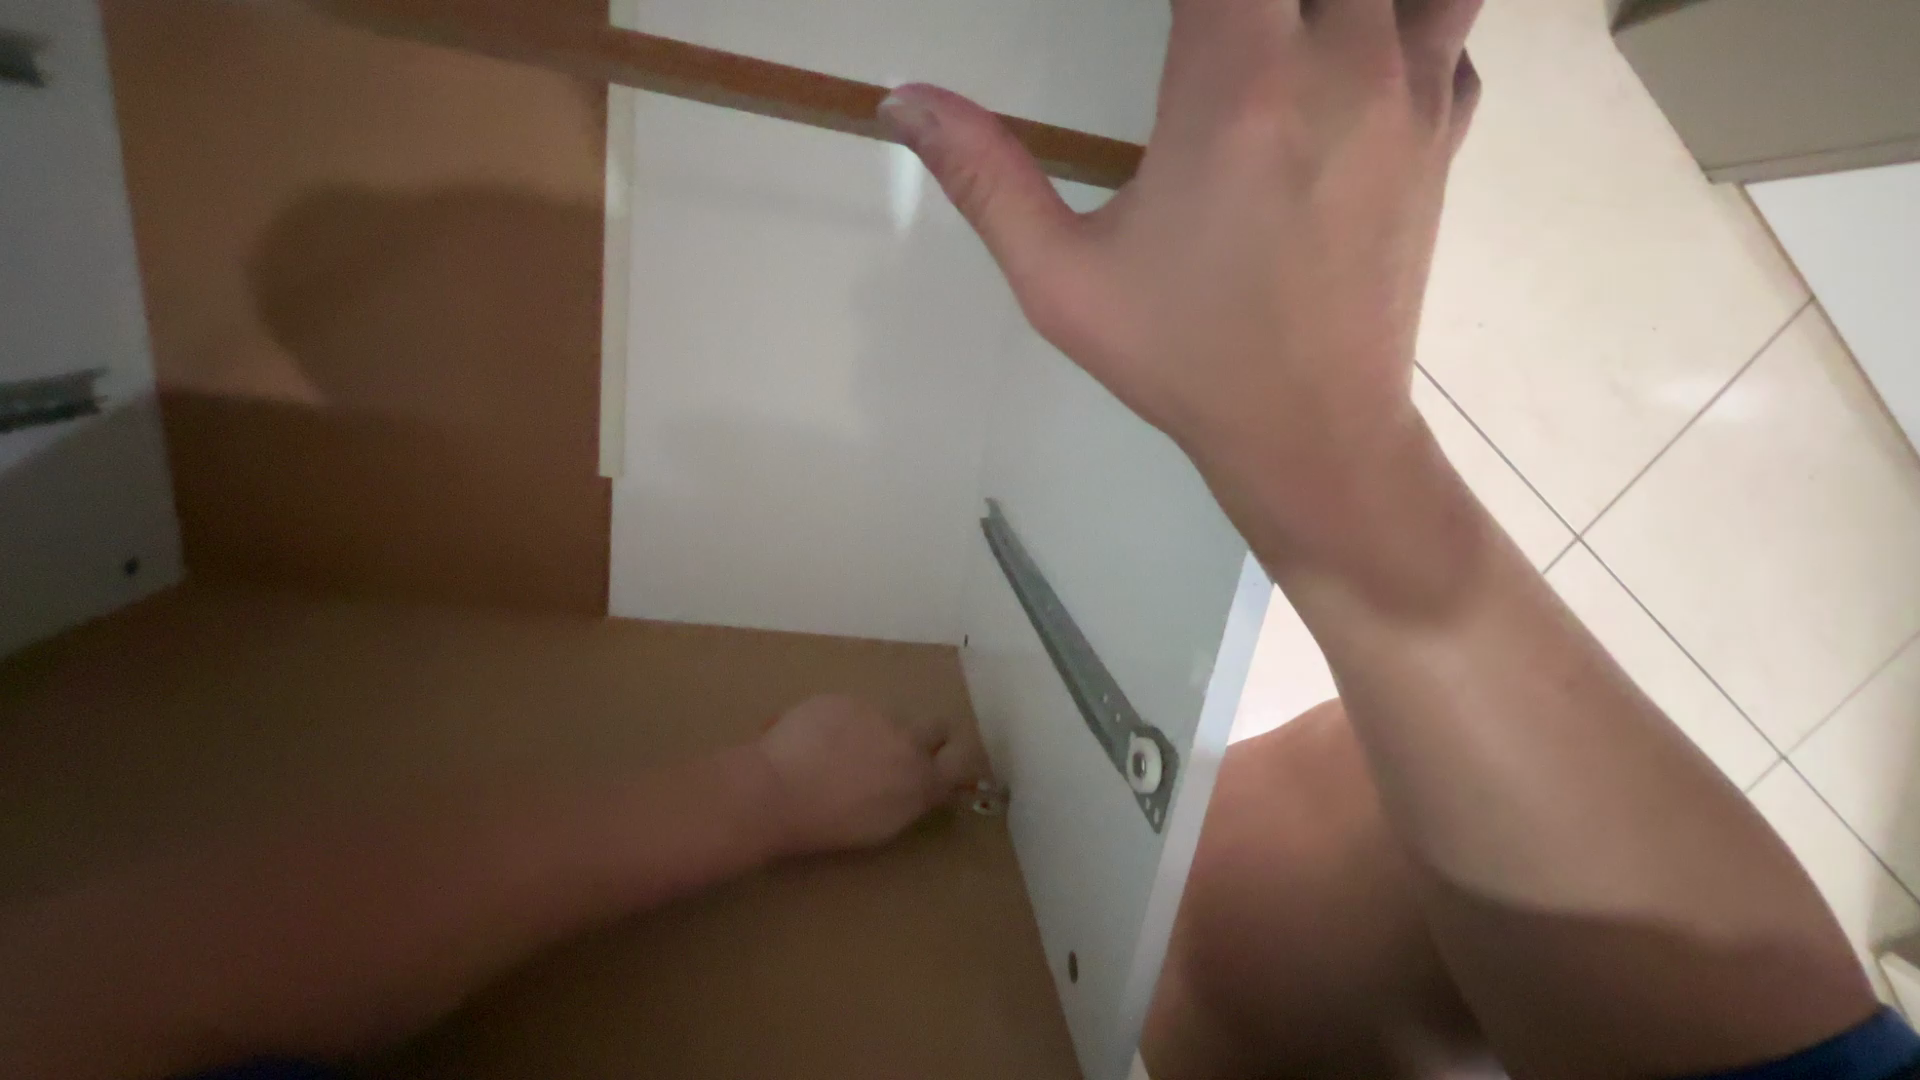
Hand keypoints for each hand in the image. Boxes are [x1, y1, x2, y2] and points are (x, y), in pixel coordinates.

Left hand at [755, 695, 981, 855]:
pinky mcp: (848, 699)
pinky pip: (852, 709)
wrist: (778, 791)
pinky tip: (813, 740)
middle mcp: (909, 743)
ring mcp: (879, 715)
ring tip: (838, 752)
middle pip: (938, 726)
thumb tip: (914, 786)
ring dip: (875, 730)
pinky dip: (840, 722)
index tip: (944, 762)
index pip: (963, 760)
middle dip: (928, 735)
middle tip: (897, 750)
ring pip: (889, 718)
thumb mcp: (880, 826)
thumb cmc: (826, 825)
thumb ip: (908, 799)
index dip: (956, 758)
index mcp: (921, 782)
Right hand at [879, 0, 1482, 569]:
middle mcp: (1340, 51)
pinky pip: (1447, 23)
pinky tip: (1351, 62)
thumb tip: (902, 100)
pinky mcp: (1446, 133)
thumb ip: (984, 180)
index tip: (1156, 23)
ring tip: (1277, 43)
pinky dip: (1404, 18)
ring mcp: (1411, 88)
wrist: (1309, 432)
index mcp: (1234, 78)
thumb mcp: (1061, 282)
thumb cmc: (1180, 360)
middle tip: (1202, 42)